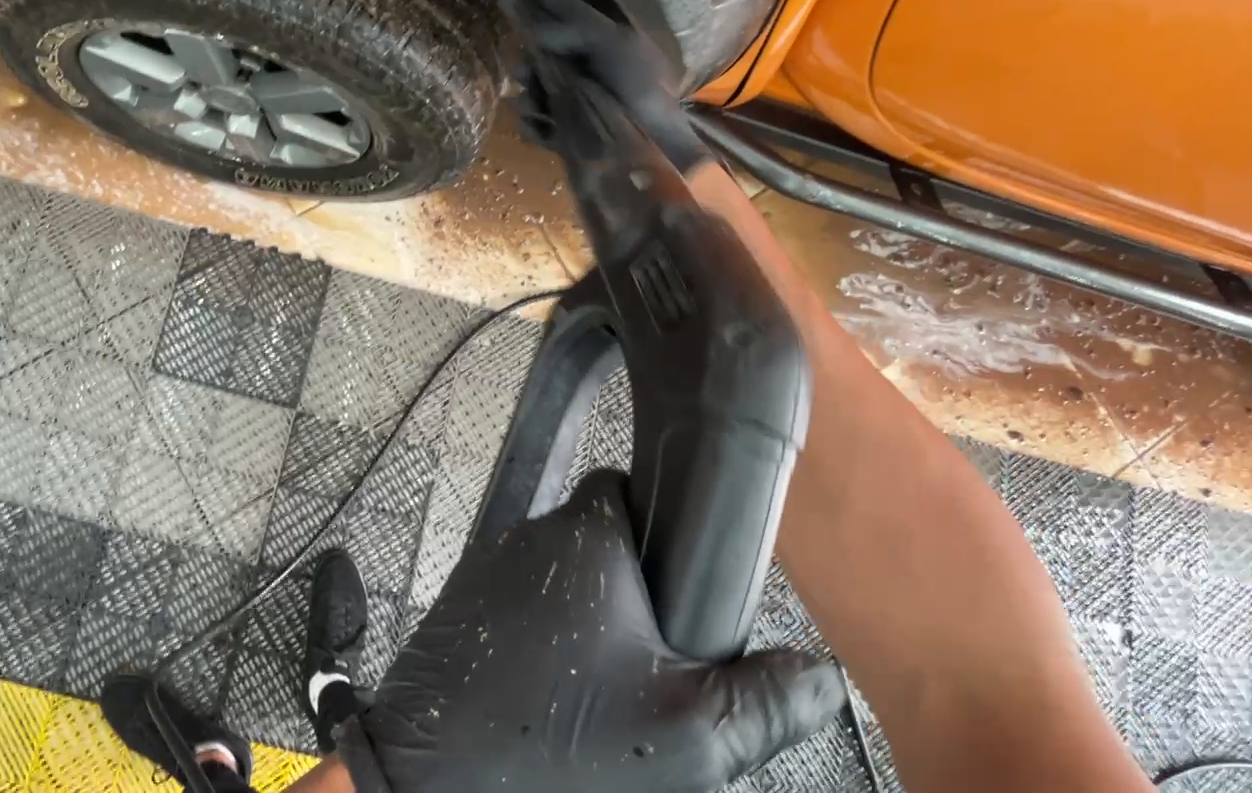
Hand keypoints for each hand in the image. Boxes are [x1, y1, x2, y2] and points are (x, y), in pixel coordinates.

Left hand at [334, 470, 845, 792]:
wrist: (432, 780)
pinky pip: (517, 608)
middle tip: (657, 659)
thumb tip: (819, 672)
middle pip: (594, 540)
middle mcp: (525, 536)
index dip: (659, 522)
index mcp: (580, 536)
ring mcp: (482, 571)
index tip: (682, 582)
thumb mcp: (691, 734)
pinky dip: (542, 638)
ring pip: (555, 578)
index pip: (622, 487)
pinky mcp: (456, 611)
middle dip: (631, 587)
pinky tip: (555, 697)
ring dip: (587, 619)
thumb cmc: (560, 744)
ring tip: (608, 689)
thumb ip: (767, 699)